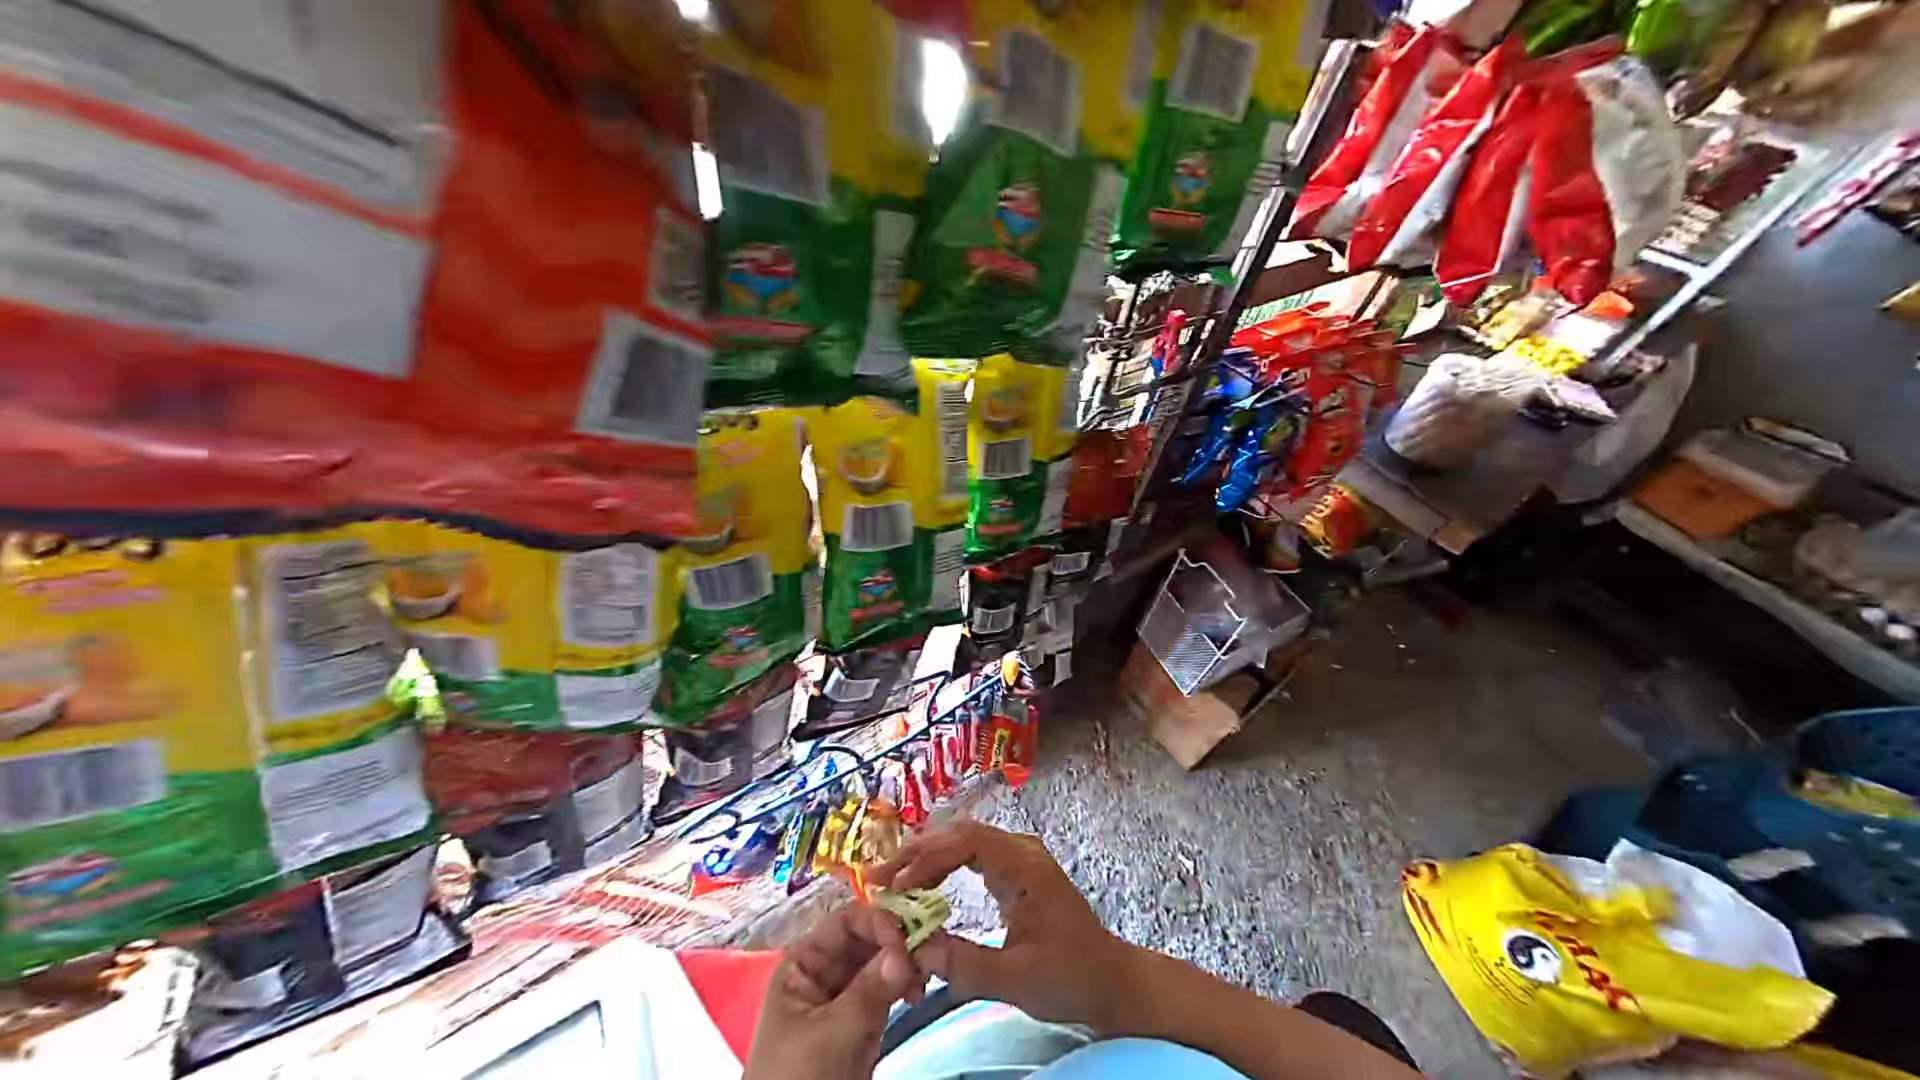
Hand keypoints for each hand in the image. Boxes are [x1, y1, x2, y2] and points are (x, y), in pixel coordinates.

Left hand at [743, 903, 921, 1079]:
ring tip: (921, 982)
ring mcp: (845, 998)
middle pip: (867, 939)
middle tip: (927, 957)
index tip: (907, 941)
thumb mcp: (830, 1035)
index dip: (877, 922)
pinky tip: (917, 993)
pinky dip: (905, 987)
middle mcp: (825, 972)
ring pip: (882, 964)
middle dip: (898, 943)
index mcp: (804, 964)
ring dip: (905, 964)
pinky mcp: (863, 1024)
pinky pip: (888, 991)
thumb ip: (869, 991)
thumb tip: (905, 952)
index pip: (845, 922)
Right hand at [870, 823, 1140, 1030]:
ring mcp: (1017, 857)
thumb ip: (966, 964)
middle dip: (917, 852)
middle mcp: (1020, 850)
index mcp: (1025, 865)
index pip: (967, 842)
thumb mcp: (1017, 980)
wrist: (1110, 980)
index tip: (896, 885)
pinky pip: (970, 855)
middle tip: (879, 877)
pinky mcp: (1013, 871)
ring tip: (892, 879)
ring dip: (926, 856)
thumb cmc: (1070, 977)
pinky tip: (923, 883)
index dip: (927, 858)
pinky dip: (941, 865)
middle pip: (961, 834)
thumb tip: (917, 948)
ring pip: (963, 841)